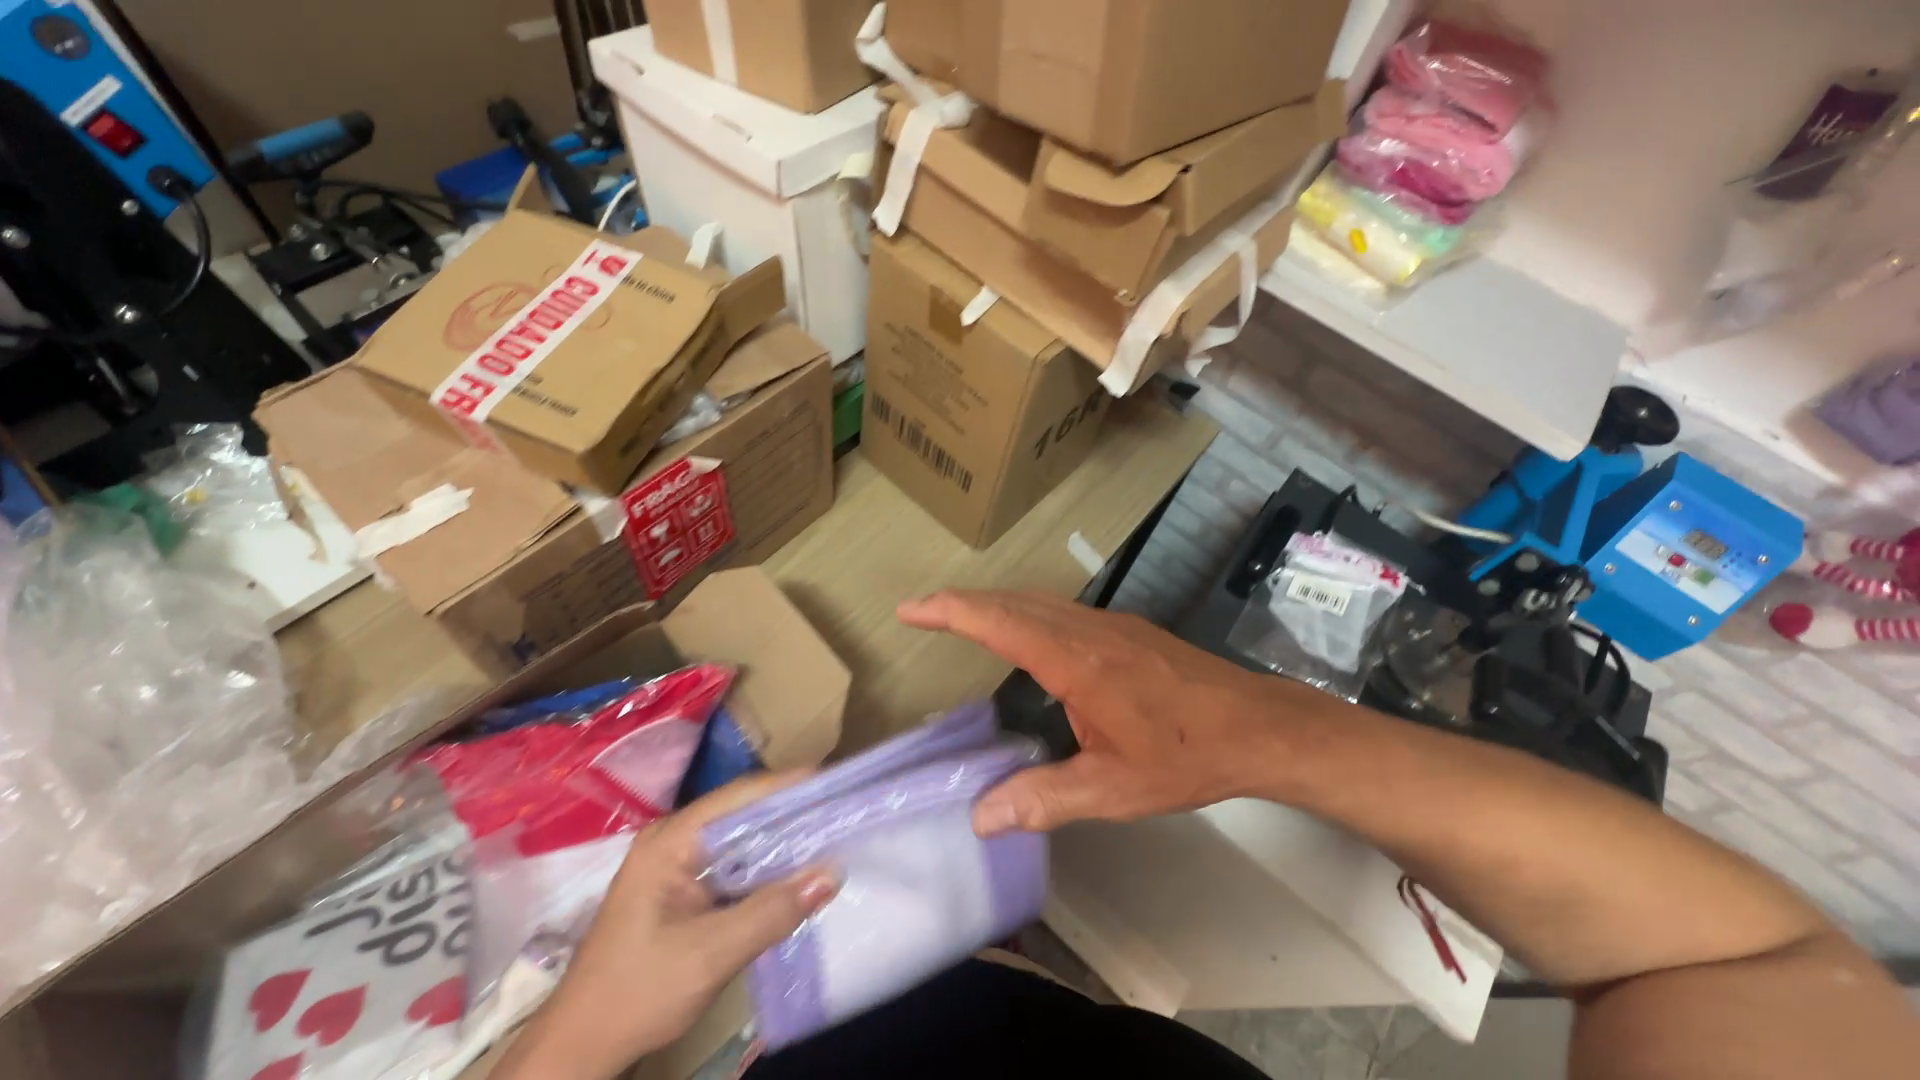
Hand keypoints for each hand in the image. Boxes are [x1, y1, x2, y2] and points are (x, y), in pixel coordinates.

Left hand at [496, 775, 837, 1079]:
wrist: (582, 1045)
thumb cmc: (639, 990)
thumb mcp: (711, 953)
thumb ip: (772, 911)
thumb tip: (833, 872)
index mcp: (671, 841)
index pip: (741, 797)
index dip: (790, 787)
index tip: (838, 783)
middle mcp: (674, 843)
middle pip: (743, 815)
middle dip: (793, 814)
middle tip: (845, 814)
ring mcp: (677, 869)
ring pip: (741, 844)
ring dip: (783, 845)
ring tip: (835, 839)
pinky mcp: (684, 895)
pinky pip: (734, 870)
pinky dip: (768, 872)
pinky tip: (800, 878)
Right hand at [898, 590, 1316, 834]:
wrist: (1260, 728)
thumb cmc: (1186, 757)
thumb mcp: (1113, 789)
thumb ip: (1044, 799)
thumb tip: (980, 817)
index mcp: (1077, 662)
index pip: (1000, 623)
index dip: (950, 611)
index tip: (911, 609)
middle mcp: (1089, 631)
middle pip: (1013, 602)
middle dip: (962, 602)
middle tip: (923, 612)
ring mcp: (1113, 625)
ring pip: (1039, 601)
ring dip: (995, 604)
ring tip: (963, 619)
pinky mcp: (1130, 631)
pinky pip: (1062, 610)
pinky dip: (1026, 612)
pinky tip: (1028, 636)